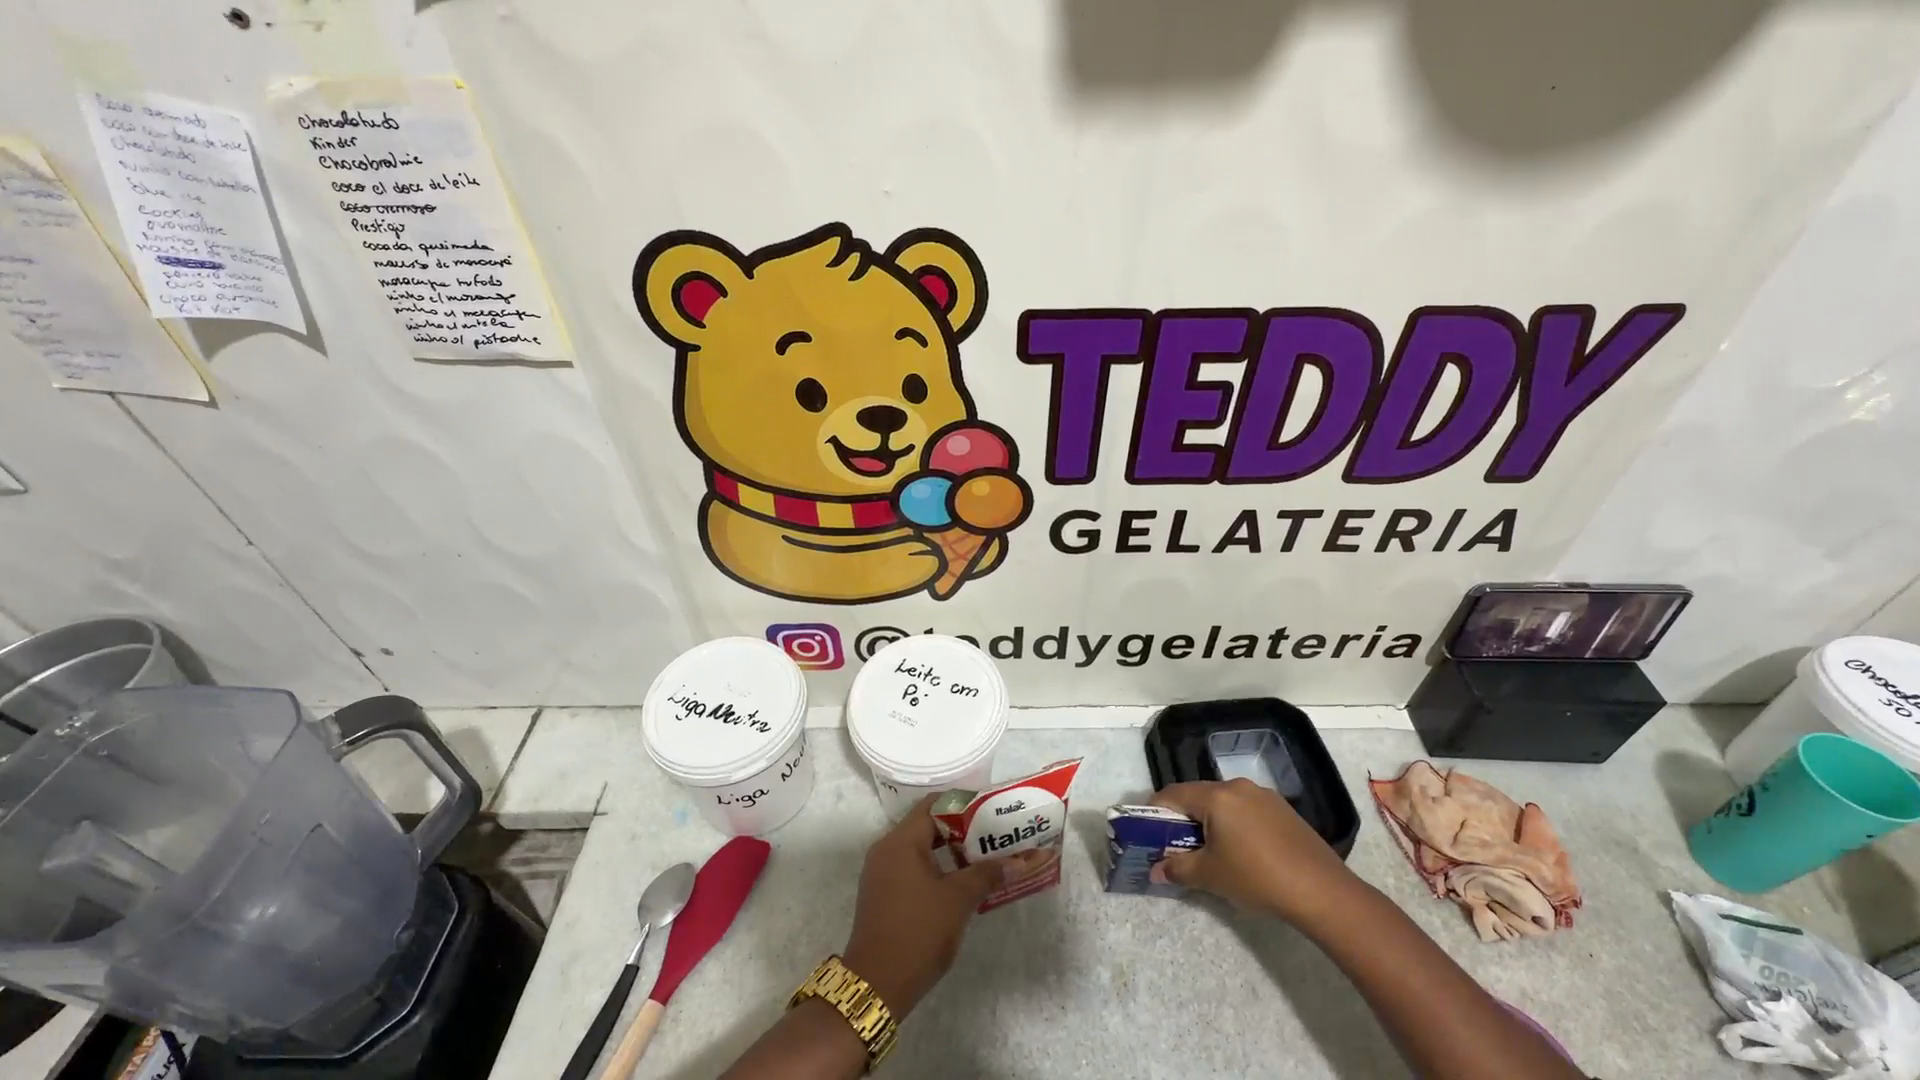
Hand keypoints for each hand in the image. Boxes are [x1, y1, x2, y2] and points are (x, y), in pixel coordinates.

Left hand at [842, 794, 1046, 1017]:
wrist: (877, 983)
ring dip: (951, 851)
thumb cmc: (918, 932)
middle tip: (995, 835)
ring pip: (921, 849)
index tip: (992, 811)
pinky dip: (937, 869)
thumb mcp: (958, 900)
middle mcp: (886, 850)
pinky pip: (913, 869)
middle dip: (962, 830)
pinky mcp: (883, 895)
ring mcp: (882, 874)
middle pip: (927, 825)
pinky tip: (962, 883)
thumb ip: (987, 874)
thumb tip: (1020, 860)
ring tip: (985, 858)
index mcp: (900, 842)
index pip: (933, 805)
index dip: (964, 805)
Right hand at [1150, 779, 1361, 925]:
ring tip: (1209, 853)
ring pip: (1223, 803)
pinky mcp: (1283, 810)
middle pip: (1198, 796)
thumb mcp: (1210, 876)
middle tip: (1175, 847)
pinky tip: (1241, 853)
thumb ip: (1177, 868)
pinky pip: (1246, 810)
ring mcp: (1264, 796)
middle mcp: (1239, 787)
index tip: (1147, 832)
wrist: (1321, 891)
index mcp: (1216, 796)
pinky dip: (1233, 825)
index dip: (1155, 811)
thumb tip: (1155, 870)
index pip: (1173, 794)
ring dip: (1209, 822)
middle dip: (1182, 819)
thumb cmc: (1257, 878)